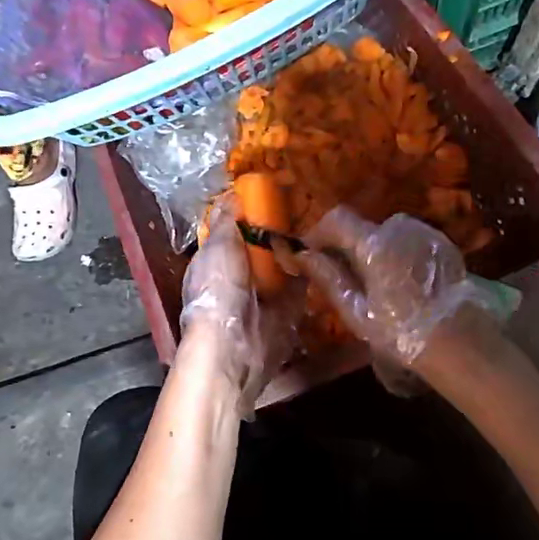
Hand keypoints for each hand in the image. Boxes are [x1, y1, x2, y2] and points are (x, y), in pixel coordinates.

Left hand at [178, 208, 296, 413]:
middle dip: (275, 230)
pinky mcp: (289, 310)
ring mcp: (265, 295)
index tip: (267, 193)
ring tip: (315, 220)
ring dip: (295, 248)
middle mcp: (239, 278)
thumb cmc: (218, 290)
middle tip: (298, 204)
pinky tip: (324, 249)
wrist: (236, 346)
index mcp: (214, 263)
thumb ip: (225, 221)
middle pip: (260, 247)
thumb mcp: (217, 247)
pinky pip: (301, 283)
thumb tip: (232, 195)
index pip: (230, 233)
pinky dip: (311, 269)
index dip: (246, 214)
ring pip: (283, 264)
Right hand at [296, 207, 481, 365]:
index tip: (312, 255)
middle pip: (361, 227)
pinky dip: (396, 253)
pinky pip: (407, 240)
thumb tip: (302, 255)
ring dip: (372, 250)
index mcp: (374, 244)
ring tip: (373, 283)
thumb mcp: (356, 311)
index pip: (336, 218)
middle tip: (342, 277)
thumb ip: (328, 277)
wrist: (461, 343)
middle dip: (346, 246)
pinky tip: (401, 282)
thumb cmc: (402, 332)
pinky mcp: (441, 243)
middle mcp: (398, 228)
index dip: (319, 233)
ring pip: (385, 234)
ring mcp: (424, 233)